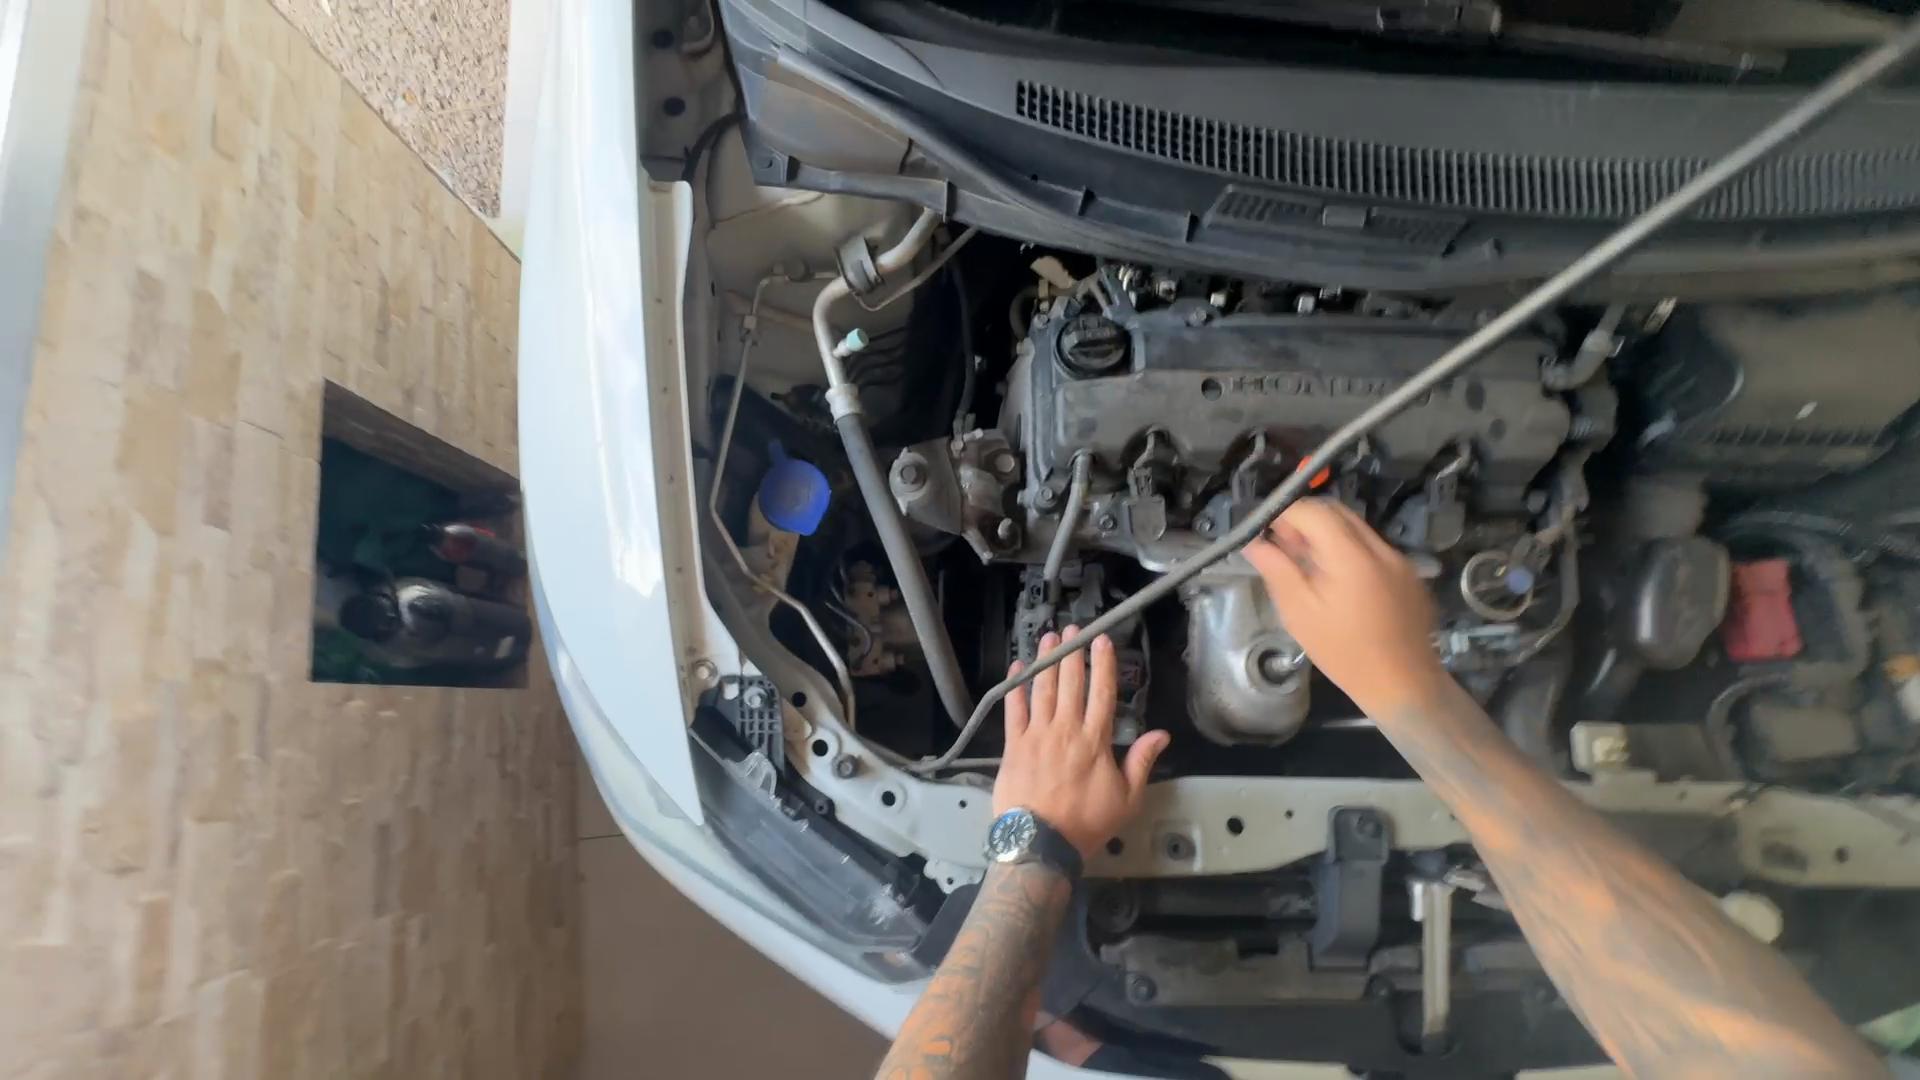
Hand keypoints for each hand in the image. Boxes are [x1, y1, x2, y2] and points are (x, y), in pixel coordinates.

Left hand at [994, 627, 1171, 858]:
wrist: (1040, 842)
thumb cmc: (1086, 822)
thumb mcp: (1125, 798)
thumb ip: (1141, 762)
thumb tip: (1161, 734)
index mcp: (1095, 741)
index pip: (1102, 693)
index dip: (1103, 664)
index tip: (1101, 640)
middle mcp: (1066, 729)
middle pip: (1070, 683)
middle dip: (1072, 653)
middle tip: (1072, 629)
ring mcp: (1036, 734)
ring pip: (1042, 689)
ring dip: (1046, 661)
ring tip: (1048, 638)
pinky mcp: (1013, 744)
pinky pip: (1013, 709)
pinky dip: (1015, 687)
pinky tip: (1017, 667)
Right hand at [1241, 498, 1447, 716]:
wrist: (1402, 684)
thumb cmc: (1342, 652)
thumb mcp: (1298, 612)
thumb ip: (1276, 569)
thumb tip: (1253, 542)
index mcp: (1351, 557)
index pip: (1314, 511)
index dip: (1286, 515)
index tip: (1270, 537)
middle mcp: (1380, 549)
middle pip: (1337, 512)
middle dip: (1306, 521)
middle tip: (1286, 550)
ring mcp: (1400, 561)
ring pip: (1356, 528)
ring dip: (1327, 536)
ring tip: (1310, 569)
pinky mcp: (1409, 574)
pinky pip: (1373, 548)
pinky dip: (1349, 551)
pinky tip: (1339, 584)